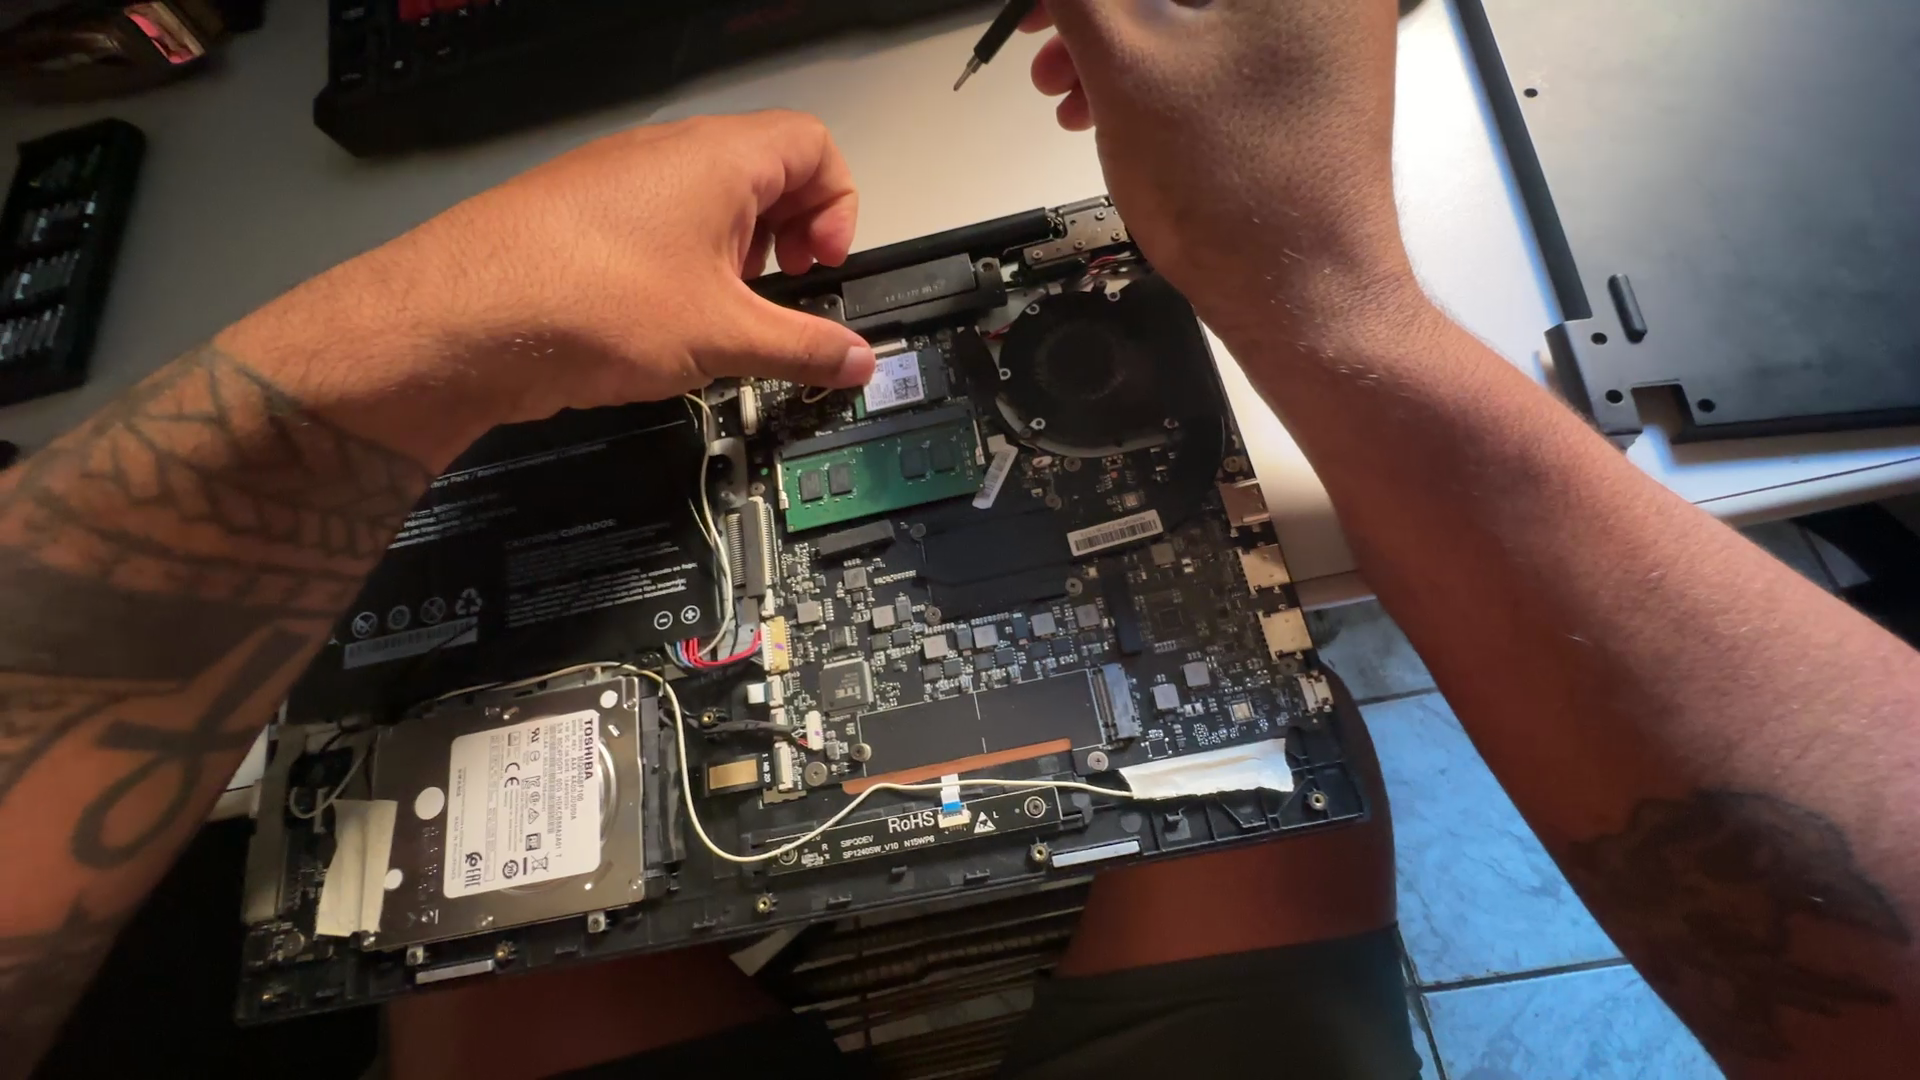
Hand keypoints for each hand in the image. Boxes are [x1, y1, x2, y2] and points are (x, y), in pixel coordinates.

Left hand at [223, 111, 876, 463]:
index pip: (815, 147)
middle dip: (794, 237)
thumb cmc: (592, 304)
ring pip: (719, 204)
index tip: (822, 268)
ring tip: (730, 314)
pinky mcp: (595, 219)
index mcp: (720, 160)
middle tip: (784, 294)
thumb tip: (859, 362)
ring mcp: (628, 183)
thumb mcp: (725, 336)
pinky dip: (697, 267)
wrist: (461, 323)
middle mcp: (672, 155)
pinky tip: (678, 319)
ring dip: (745, 258)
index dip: (839, 208)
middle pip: (771, 173)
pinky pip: (671, 226)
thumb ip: (807, 348)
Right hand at [1022, 1, 1425, 348]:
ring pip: (1196, 16)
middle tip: (1046, 54)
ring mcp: (1319, 30)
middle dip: (1101, 16)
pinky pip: (1219, 52)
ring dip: (1120, 48)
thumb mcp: (1129, 71)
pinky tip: (1114, 110)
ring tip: (1067, 98)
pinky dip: (1161, 73)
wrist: (1299, 288)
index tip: (1040, 11)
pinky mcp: (1306, 80)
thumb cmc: (1231, 185)